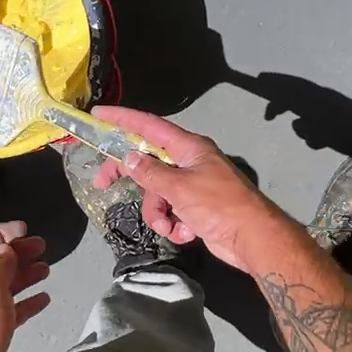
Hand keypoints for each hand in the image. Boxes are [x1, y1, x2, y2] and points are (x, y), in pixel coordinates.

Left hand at [0, 221, 50, 351]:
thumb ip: (0, 265)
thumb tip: (5, 248)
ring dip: (25, 275)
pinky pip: (11, 309)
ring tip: (47, 269)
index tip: (24, 229)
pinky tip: (44, 298)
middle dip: (17, 253)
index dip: (1, 233)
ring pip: (5, 286)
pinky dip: (27, 301)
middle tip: (42, 246)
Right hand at [90, 106, 299, 271]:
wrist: (252, 238)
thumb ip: (150, 173)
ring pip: (158, 194)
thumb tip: (129, 158)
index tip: (99, 114)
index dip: (123, 119)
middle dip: (130, 177)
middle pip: (148, 163)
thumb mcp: (179, 188)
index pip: (149, 126)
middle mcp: (189, 161)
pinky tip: (187, 233)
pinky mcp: (196, 208)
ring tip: (170, 226)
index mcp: (188, 147)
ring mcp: (193, 185)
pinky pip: (172, 212)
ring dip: (158, 213)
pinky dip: (175, 224)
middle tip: (100, 184)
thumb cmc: (218, 205)